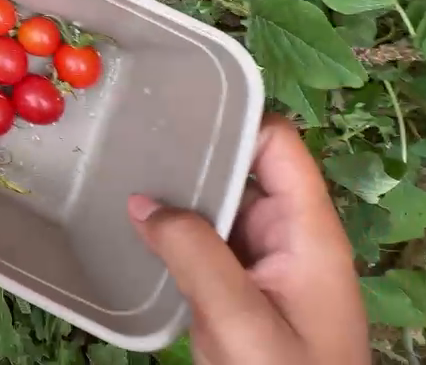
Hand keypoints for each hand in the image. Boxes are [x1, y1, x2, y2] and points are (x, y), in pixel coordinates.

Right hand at [128, 114, 366, 364]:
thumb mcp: (244, 324)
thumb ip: (195, 255)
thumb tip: (141, 200)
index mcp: (308, 234)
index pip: (278, 145)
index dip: (234, 115)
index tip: (175, 100)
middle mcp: (287, 237)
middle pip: (240, 165)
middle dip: (190, 145)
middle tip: (129, 125)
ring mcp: (261, 263)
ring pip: (215, 200)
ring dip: (173, 184)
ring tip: (117, 159)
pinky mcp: (234, 285)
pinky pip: (200, 234)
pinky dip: (167, 218)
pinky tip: (128, 212)